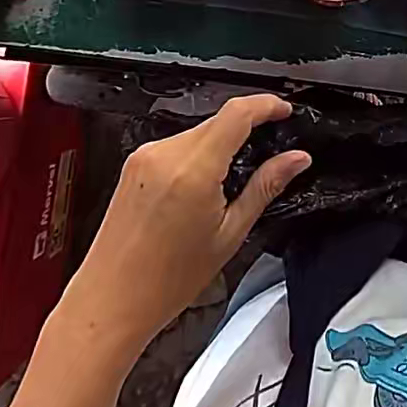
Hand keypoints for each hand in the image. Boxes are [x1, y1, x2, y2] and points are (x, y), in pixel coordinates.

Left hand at [77, 94, 307, 340]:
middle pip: (219, 119)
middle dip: (248, 127)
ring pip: (200, 129)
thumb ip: (266, 185)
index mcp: (192, 170)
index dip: (267, 105)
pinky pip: (179, 143)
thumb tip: (296, 159)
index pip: (237, 113)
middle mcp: (164, 155)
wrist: (110, 302)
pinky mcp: (134, 163)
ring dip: (223, 141)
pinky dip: (200, 152)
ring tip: (233, 177)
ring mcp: (145, 157)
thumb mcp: (230, 233)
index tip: (283, 110)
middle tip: (269, 149)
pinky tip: (204, 183)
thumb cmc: (164, 280)